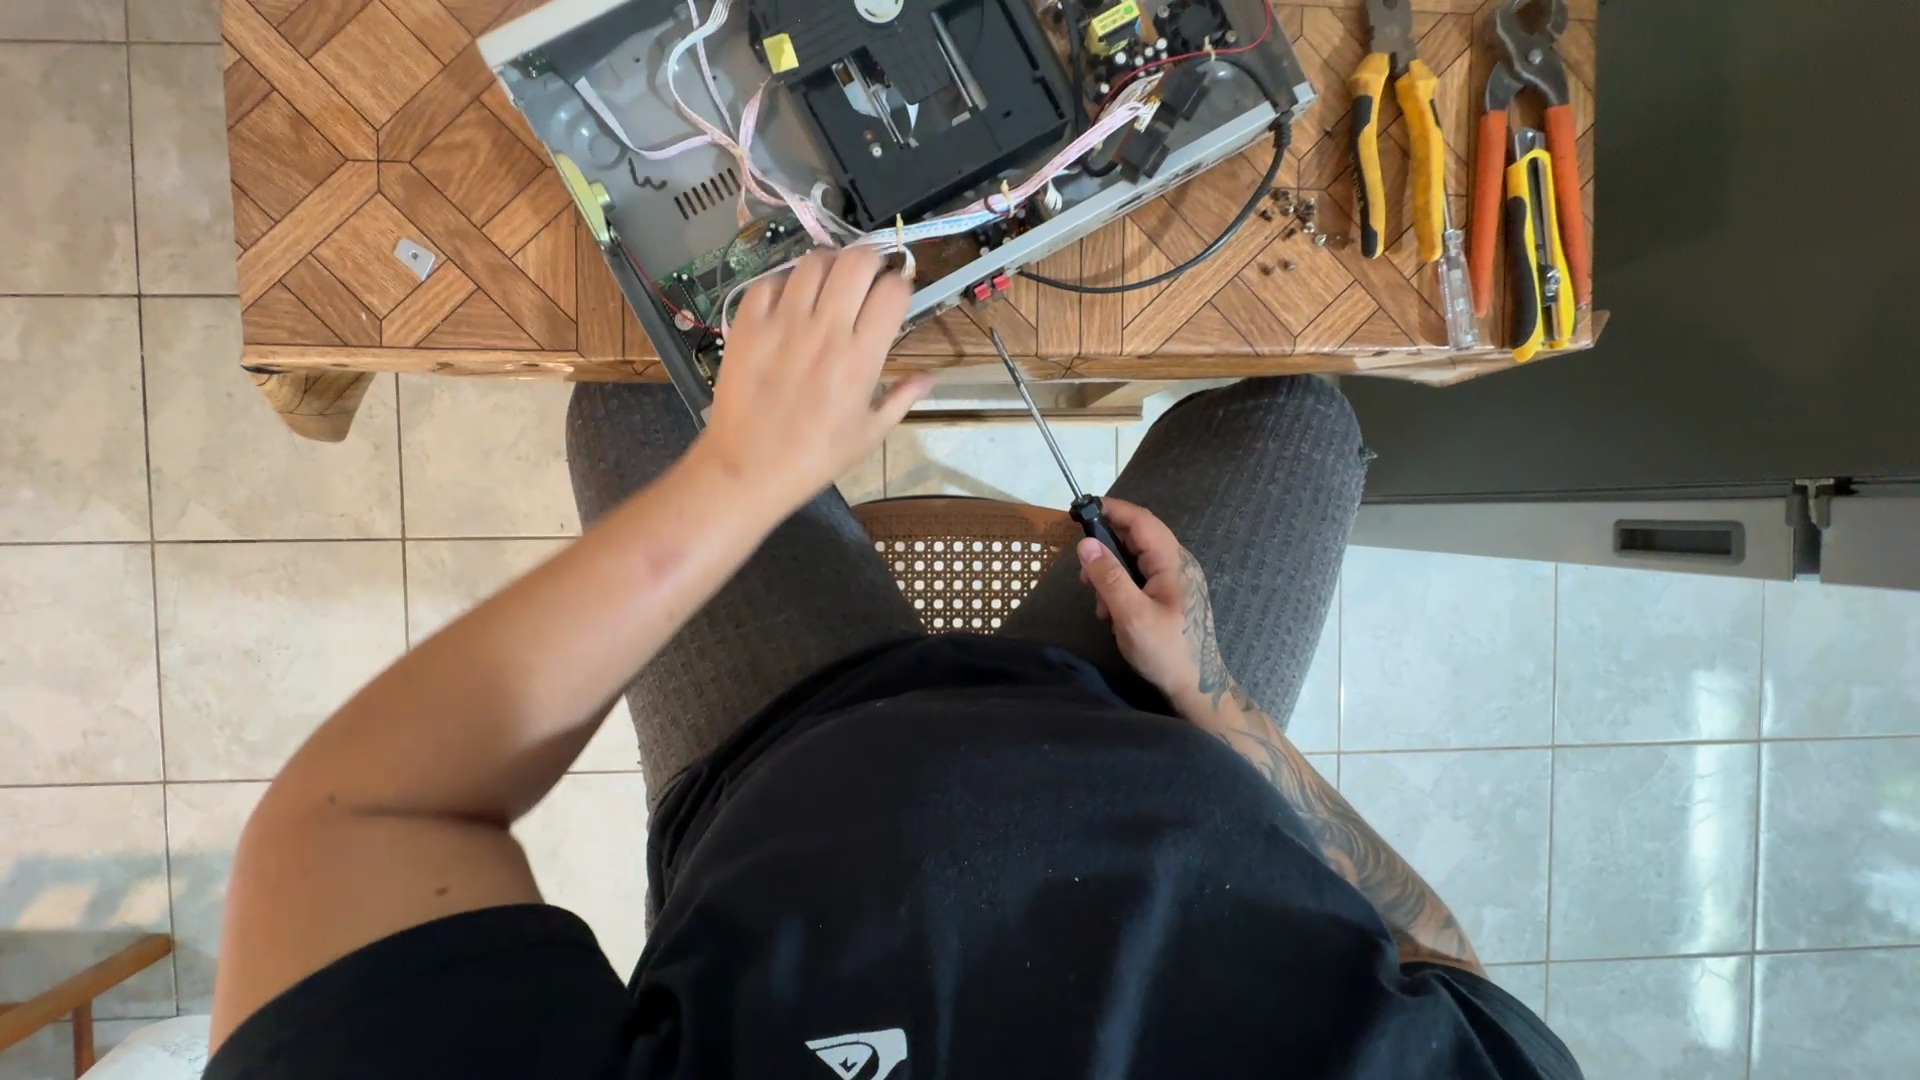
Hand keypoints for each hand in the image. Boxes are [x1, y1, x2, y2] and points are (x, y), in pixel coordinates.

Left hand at [698, 248, 931, 505]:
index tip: (894, 297)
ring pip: (814, 261)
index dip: (899, 286)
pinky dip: (786, 283)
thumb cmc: (815, 457)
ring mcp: (783, 322)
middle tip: (866, 278)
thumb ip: (902, 398)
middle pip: (857, 260)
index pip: (893, 291)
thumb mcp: (869, 435)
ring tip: (828, 285)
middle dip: (870, 261)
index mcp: (861, 358)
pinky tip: (790, 302)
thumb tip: (929, 378)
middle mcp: (825, 330)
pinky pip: (771, 280)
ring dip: (829, 266)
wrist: (749, 467)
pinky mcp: (748, 323)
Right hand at [1076, 498, 1242, 714]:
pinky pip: (1140, 577)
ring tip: (1096, 596)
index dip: (1113, 509)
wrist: (1196, 687)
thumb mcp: (1131, 615)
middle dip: (1107, 545)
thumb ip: (1108, 578)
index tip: (1083, 508)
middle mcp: (1177, 564)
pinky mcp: (1170, 595)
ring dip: (1111, 570)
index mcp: (1173, 562)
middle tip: (1082, 568)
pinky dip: (1120, 585)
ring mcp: (1175, 580)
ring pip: (1136, 558)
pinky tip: (1109, 609)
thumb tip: (1085, 544)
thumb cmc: (1166, 651)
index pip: (1142, 521)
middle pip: (1138, 536)